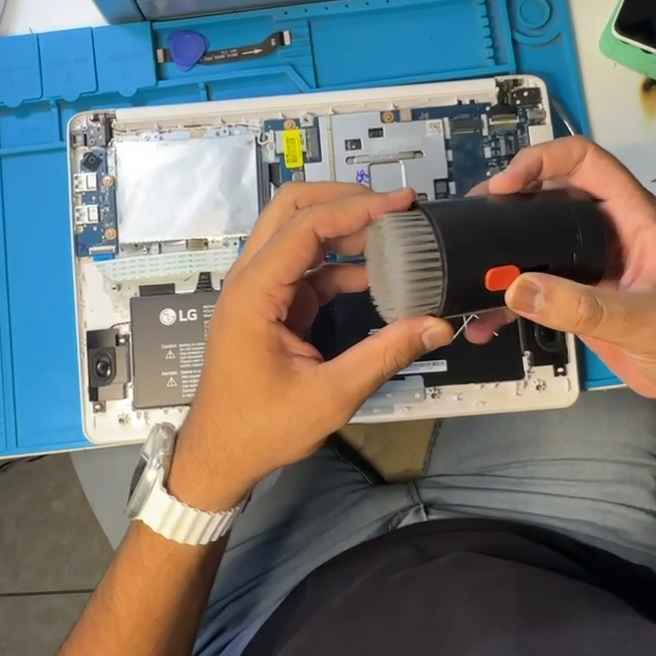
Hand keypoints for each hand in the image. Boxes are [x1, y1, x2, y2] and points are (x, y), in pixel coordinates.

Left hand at [169, 183, 455, 510]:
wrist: (219, 455)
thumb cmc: (261, 428)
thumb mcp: (330, 396)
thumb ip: (384, 355)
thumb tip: (436, 325)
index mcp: (255, 292)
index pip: (306, 226)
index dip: (356, 208)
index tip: (401, 203)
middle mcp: (251, 279)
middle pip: (291, 210)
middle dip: (343, 200)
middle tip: (392, 207)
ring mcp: (258, 290)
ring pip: (297, 234)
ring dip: (342, 228)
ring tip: (393, 234)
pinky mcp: (269, 305)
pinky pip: (305, 268)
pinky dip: (339, 263)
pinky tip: (375, 275)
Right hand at [465, 137, 655, 417]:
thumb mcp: (646, 320)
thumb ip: (583, 307)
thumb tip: (517, 289)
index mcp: (632, 217)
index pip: (585, 162)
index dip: (542, 161)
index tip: (505, 187)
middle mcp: (605, 232)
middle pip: (548, 195)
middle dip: (507, 203)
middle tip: (471, 221)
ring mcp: (587, 263)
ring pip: (532, 241)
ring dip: (499, 254)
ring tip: (468, 268)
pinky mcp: (574, 296)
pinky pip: (532, 288)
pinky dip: (506, 302)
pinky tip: (485, 321)